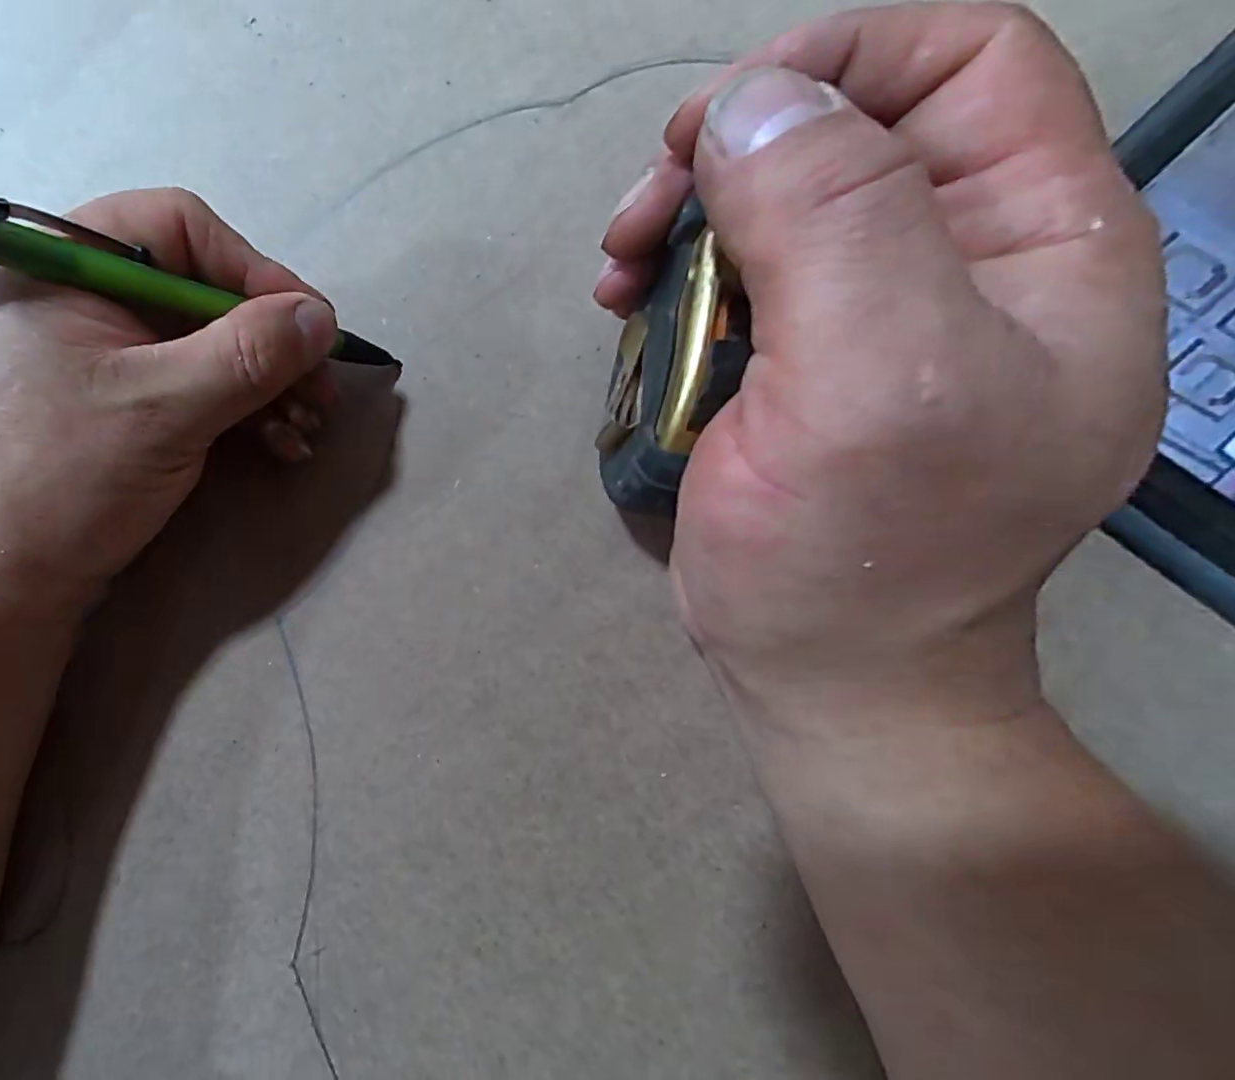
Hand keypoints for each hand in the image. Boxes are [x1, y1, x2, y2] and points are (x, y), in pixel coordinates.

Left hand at [0, 188, 342, 607]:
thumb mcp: (163, 410)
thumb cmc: (66, 484)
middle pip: (193, 292)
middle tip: (320, 390)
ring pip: (195, 346)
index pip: (175, 229)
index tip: (306, 323)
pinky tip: (275, 445)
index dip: (251, 270)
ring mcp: (90, 358)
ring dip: (260, 386)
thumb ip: (247, 355)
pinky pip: (181, 387)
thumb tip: (320, 317)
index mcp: (56, 266)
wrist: (5, 587)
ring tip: (307, 429)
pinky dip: (232, 412)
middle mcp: (71, 300)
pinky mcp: (108, 408)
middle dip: (265, 345)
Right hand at [597, 3, 1167, 732]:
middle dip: (725, 157)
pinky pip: (725, 280)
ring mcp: (856, 318)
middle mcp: (951, 263)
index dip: (828, 67)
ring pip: (767, 208)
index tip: (704, 132)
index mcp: (1031, 243)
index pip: (956, 67)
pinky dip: (667, 279)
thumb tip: (747, 107)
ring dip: (681, 220)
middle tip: (637, 222)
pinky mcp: (780, 365)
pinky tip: (626, 308)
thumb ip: (833, 226)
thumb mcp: (869, 384)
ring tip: (618, 270)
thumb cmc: (858, 549)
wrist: (819, 664)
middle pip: (841, 134)